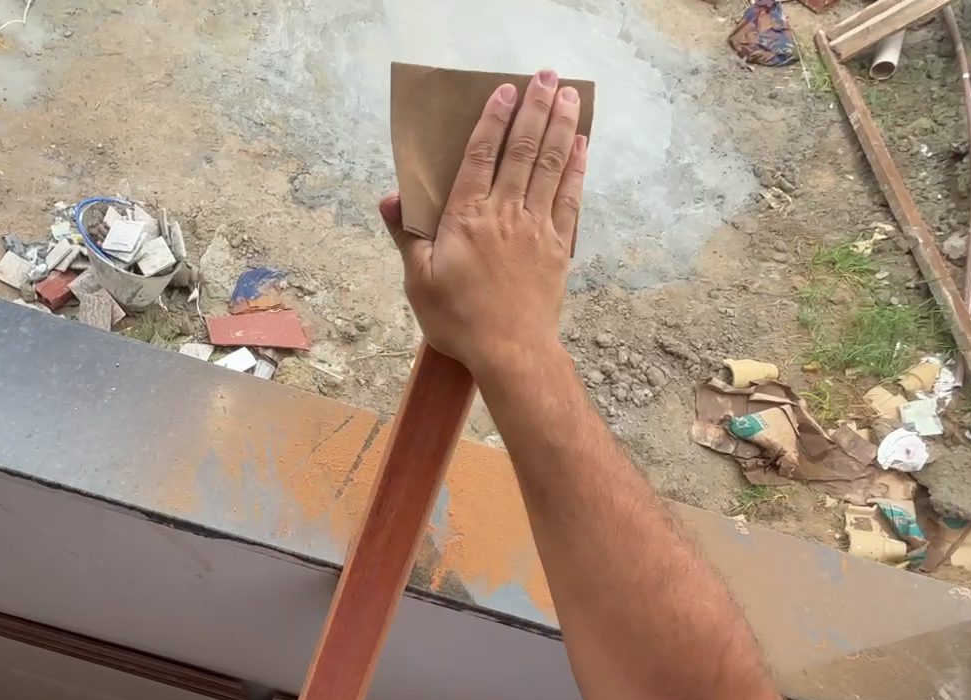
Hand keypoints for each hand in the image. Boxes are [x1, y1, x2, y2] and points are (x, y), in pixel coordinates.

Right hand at [381, 68, 588, 393]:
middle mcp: (505, 213)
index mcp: (467, 219)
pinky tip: (581, 148)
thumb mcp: (418, 282)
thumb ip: (407, 236)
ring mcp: (536, 228)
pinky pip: (570, 199)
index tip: (505, 91)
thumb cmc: (458, 320)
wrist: (509, 351)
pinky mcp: (557, 248)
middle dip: (536, 109)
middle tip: (547, 77)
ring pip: (552, 166)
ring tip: (570, 95)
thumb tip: (388, 199)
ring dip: (562, 127)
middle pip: (523, 150)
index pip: (480, 157)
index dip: (492, 120)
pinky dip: (576, 170)